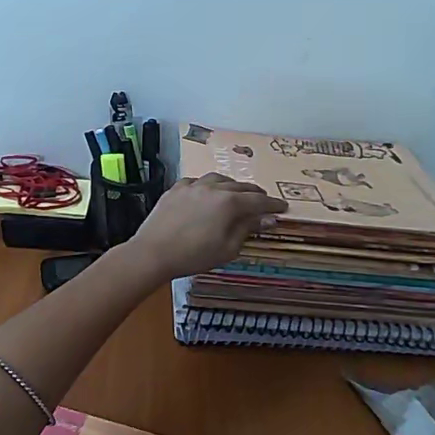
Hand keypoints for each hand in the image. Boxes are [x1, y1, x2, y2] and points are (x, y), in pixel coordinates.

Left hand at [123, 174, 287, 279]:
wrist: (153, 252)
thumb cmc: (193, 255)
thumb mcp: (227, 248)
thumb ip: (247, 229)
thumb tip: (266, 219)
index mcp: (229, 203)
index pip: (258, 200)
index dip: (272, 204)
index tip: (282, 207)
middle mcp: (212, 188)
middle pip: (239, 186)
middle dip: (254, 193)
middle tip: (263, 200)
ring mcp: (191, 187)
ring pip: (217, 179)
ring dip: (230, 185)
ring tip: (235, 193)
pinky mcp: (174, 190)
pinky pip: (196, 182)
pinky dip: (206, 186)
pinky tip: (206, 192)